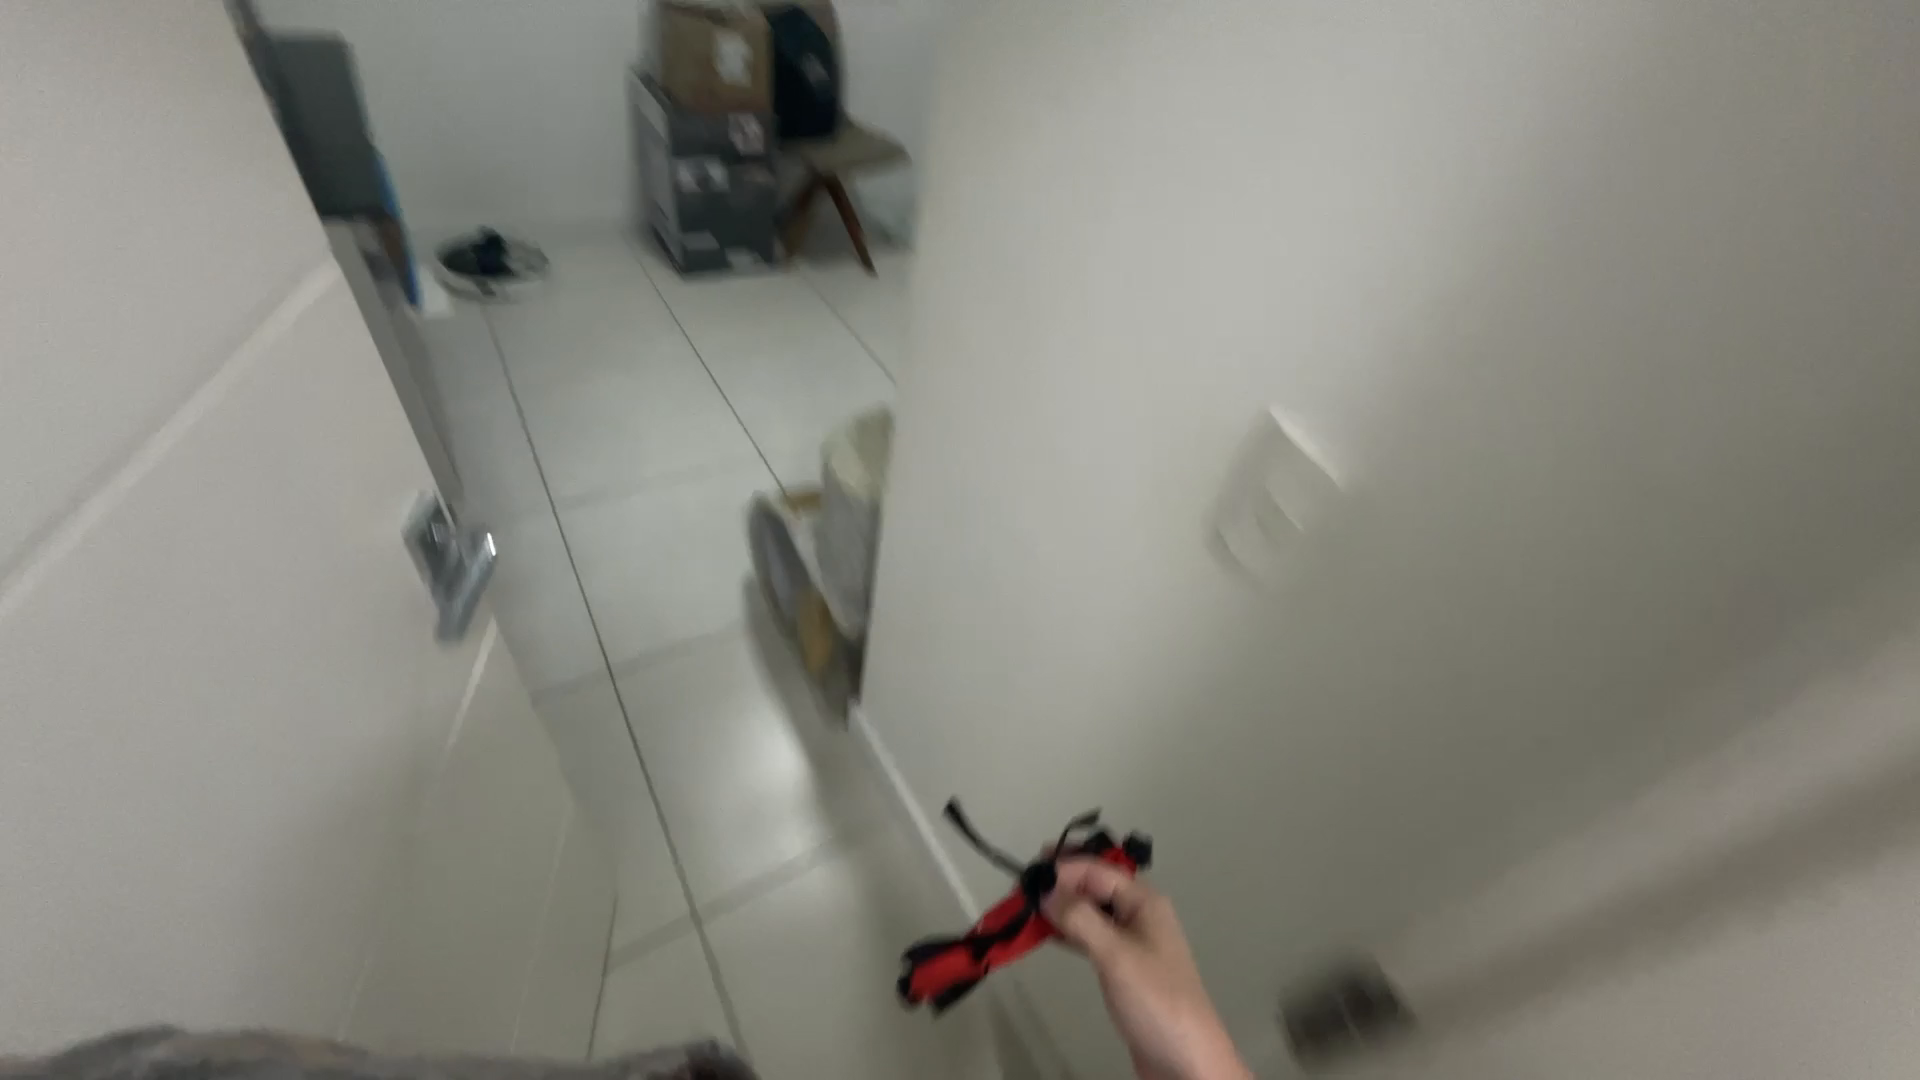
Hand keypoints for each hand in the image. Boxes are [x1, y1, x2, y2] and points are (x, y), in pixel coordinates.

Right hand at [1043, 859, 1250, 1079]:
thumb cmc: (1155, 999)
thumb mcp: (1115, 955)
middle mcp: (1138, 913)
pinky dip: (1068, 931)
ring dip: (1061, 908)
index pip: (1096, 870)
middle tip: (1021, 890)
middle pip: (1094, 885)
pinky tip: (1046, 933)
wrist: (1187, 1063)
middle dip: (1059, 884)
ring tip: (1026, 909)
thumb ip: (1079, 917)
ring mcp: (1131, 941)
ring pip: (1090, 911)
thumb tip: (1045, 888)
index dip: (1062, 869)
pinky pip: (1090, 936)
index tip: (1027, 877)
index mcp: (1144, 900)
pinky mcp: (1122, 966)